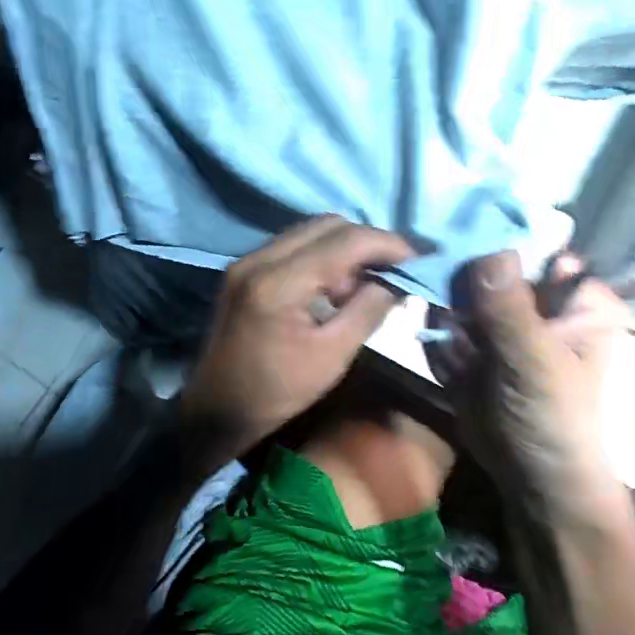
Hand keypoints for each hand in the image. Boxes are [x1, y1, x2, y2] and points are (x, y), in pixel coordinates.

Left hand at [179, 217, 414, 457]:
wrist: (216, 409)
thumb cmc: (276, 391)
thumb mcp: (332, 355)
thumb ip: (368, 310)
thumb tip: (396, 281)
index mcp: (278, 281)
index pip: (345, 240)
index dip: (387, 245)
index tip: (418, 260)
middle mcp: (258, 259)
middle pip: (326, 225)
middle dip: (365, 244)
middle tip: (390, 274)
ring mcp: (245, 262)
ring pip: (307, 233)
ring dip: (341, 250)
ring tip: (362, 286)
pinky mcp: (241, 272)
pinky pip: (289, 248)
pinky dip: (318, 258)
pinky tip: (332, 289)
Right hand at [430, 251, 631, 524]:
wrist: (529, 477)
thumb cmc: (551, 420)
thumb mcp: (533, 363)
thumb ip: (510, 309)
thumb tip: (490, 248)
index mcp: (575, 297)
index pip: (529, 246)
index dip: (489, 241)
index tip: (451, 245)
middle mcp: (539, 299)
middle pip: (484, 265)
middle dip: (459, 289)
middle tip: (455, 321)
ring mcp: (502, 319)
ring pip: (456, 292)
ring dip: (447, 321)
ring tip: (462, 358)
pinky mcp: (474, 341)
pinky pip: (443, 323)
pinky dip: (439, 342)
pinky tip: (455, 371)